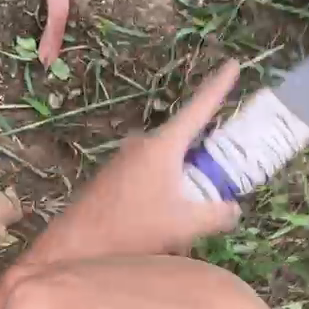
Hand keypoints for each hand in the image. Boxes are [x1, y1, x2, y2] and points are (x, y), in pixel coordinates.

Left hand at [20, 61, 243, 268]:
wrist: (75, 244)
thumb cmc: (132, 228)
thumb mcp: (187, 224)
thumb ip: (218, 213)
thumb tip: (232, 208)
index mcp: (162, 146)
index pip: (198, 109)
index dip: (218, 87)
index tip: (233, 64)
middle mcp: (141, 145)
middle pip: (186, 143)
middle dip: (205, 163)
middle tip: (217, 190)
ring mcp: (123, 160)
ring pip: (168, 167)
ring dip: (182, 189)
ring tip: (181, 226)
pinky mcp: (112, 177)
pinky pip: (149, 180)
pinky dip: (162, 198)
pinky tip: (157, 229)